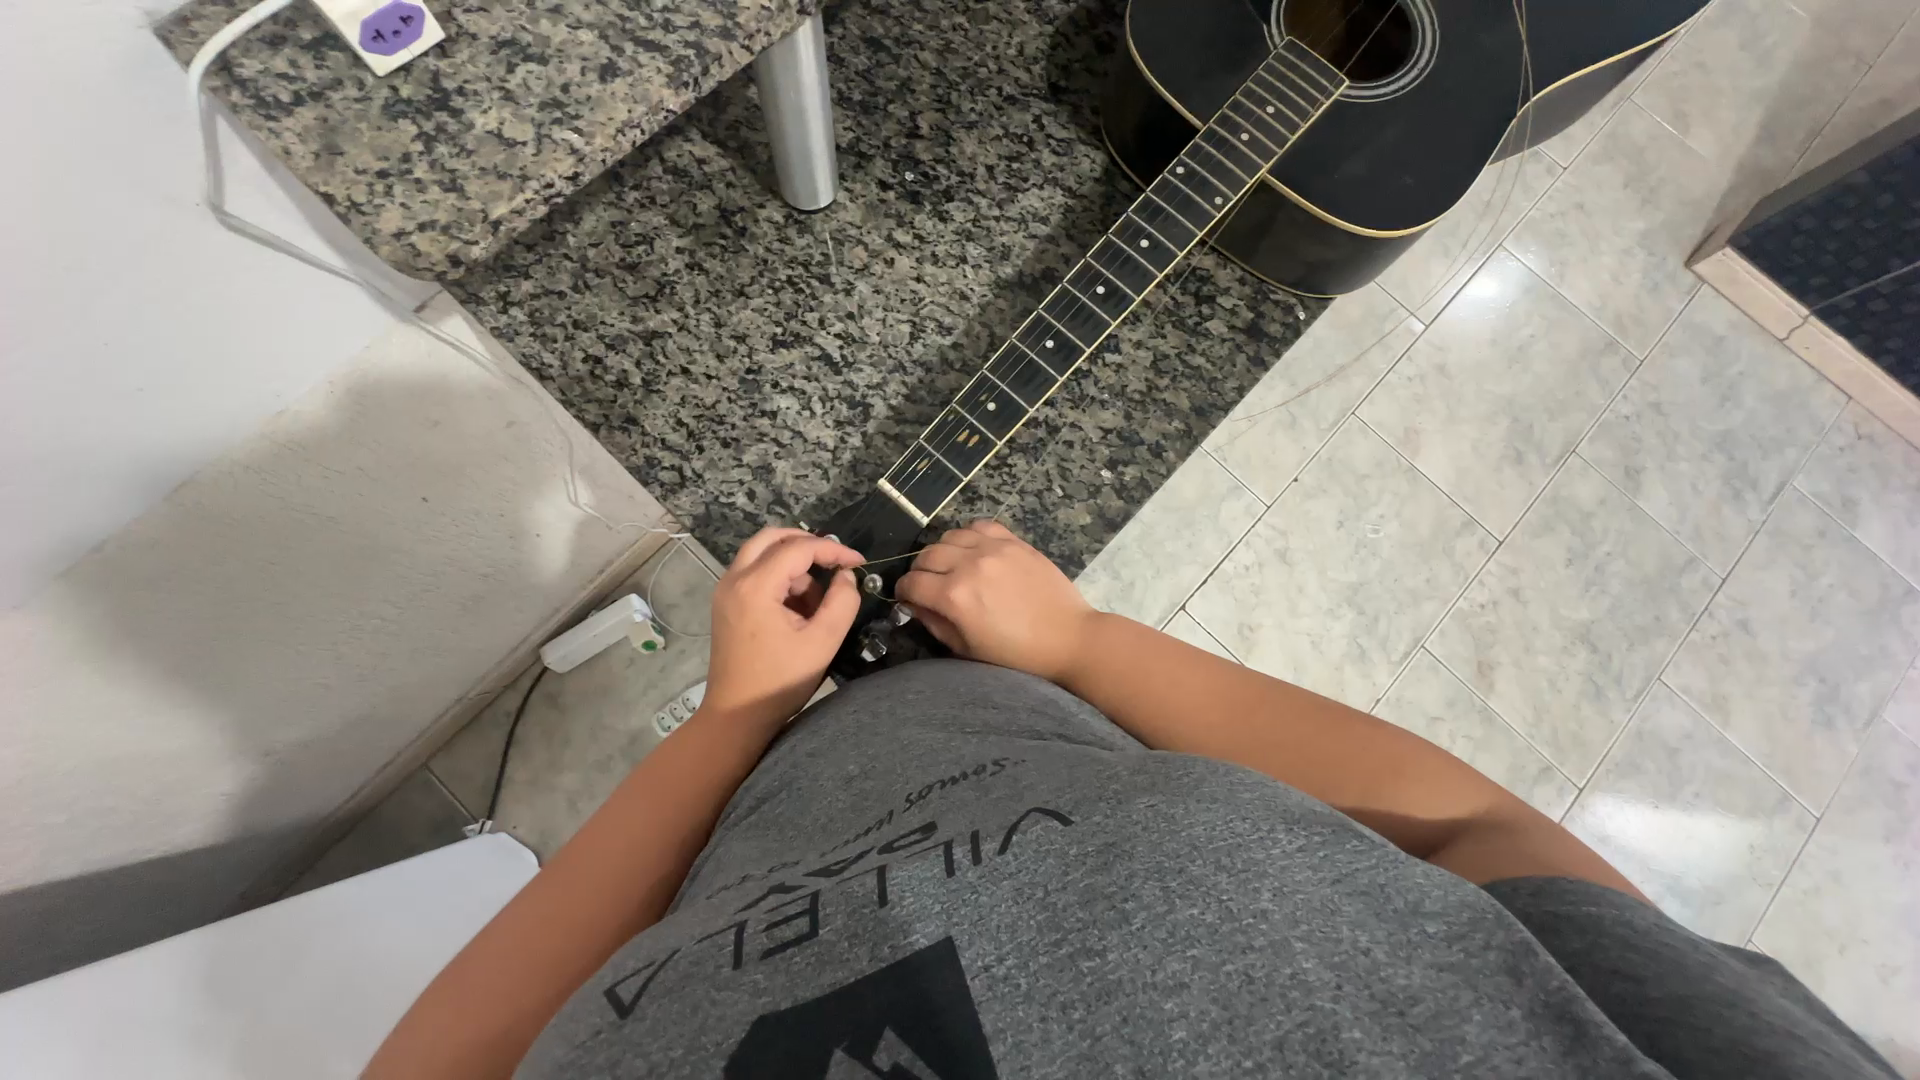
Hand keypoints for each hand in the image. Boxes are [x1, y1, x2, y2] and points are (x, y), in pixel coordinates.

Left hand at [700, 527, 863, 730]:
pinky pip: (755, 573)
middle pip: (772, 537)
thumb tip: (846, 577)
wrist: (737, 716)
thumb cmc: (780, 681)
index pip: (798, 548)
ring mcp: (726, 591)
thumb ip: (842, 602)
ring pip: (763, 554)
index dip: (833, 551)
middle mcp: (734, 579)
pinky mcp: (726, 604)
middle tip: (836, 562)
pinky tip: (798, 610)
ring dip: (794, 565)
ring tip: (818, 602)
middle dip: (808, 544)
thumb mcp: (823, 642)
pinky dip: (780, 578)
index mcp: (755, 586)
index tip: (859, 564)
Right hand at [895, 520, 1098, 682]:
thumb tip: (916, 605)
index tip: (908, 599)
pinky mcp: (1014, 542)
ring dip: (943, 551)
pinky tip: (975, 551)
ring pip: (950, 536)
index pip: (911, 583)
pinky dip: (970, 536)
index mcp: (954, 597)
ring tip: (952, 567)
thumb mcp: (967, 649)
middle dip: (920, 572)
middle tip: (929, 586)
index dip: (903, 592)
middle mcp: (969, 565)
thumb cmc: (1016, 655)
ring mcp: (994, 549)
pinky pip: (980, 527)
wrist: (1068, 639)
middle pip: (926, 556)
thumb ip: (935, 624)